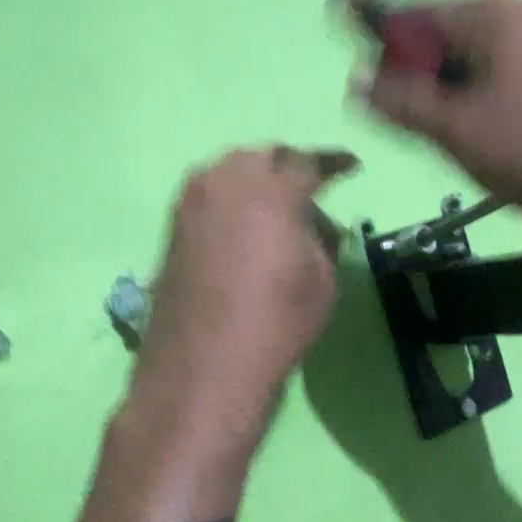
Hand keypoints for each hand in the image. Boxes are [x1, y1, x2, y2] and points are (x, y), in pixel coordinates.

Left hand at [128, 146, 357, 443]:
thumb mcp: (323, 281)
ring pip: (229, 172)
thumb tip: (314, 224)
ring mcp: (192, 202)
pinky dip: (229, 201)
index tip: (350, 167)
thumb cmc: (277, 323)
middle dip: (289, 167)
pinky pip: (208, 196)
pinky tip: (243, 229)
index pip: (309, 161)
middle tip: (308, 190)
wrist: (204, 365)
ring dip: (254, 182)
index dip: (334, 162)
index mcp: (272, 190)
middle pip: (264, 157)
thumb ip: (322, 239)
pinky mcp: (172, 226)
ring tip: (274, 210)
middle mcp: (226, 182)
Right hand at [349, 0, 521, 231]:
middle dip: (428, 88)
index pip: (410, 15)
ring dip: (465, 105)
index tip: (379, 103)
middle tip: (434, 142)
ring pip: (485, 67)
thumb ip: (403, 104)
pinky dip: (502, 110)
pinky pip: (521, 82)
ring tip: (479, 155)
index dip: (382, 54)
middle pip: (449, 41)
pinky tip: (516, 152)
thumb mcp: (461, 133)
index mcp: (492, 11)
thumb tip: (359, 79)